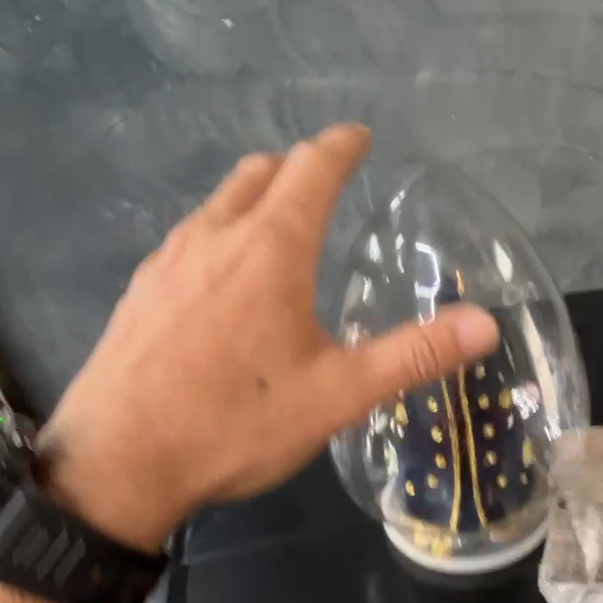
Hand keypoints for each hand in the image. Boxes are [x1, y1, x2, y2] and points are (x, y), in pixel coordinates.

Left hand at [43, 124, 499, 550]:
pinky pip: (192, 238)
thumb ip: (413, 355)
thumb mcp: (340, 395)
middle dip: (298, 165)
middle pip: (259, 172)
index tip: (361, 137)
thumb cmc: (236, 423)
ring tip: (285, 224)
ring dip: (258, 196)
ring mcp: (168, 261)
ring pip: (220, 203)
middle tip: (329, 180)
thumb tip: (486, 324)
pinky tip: (230, 281)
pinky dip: (225, 232)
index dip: (342, 147)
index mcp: (270, 249)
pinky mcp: (142, 292)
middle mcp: (215, 237)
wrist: (115, 466)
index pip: (312, 169)